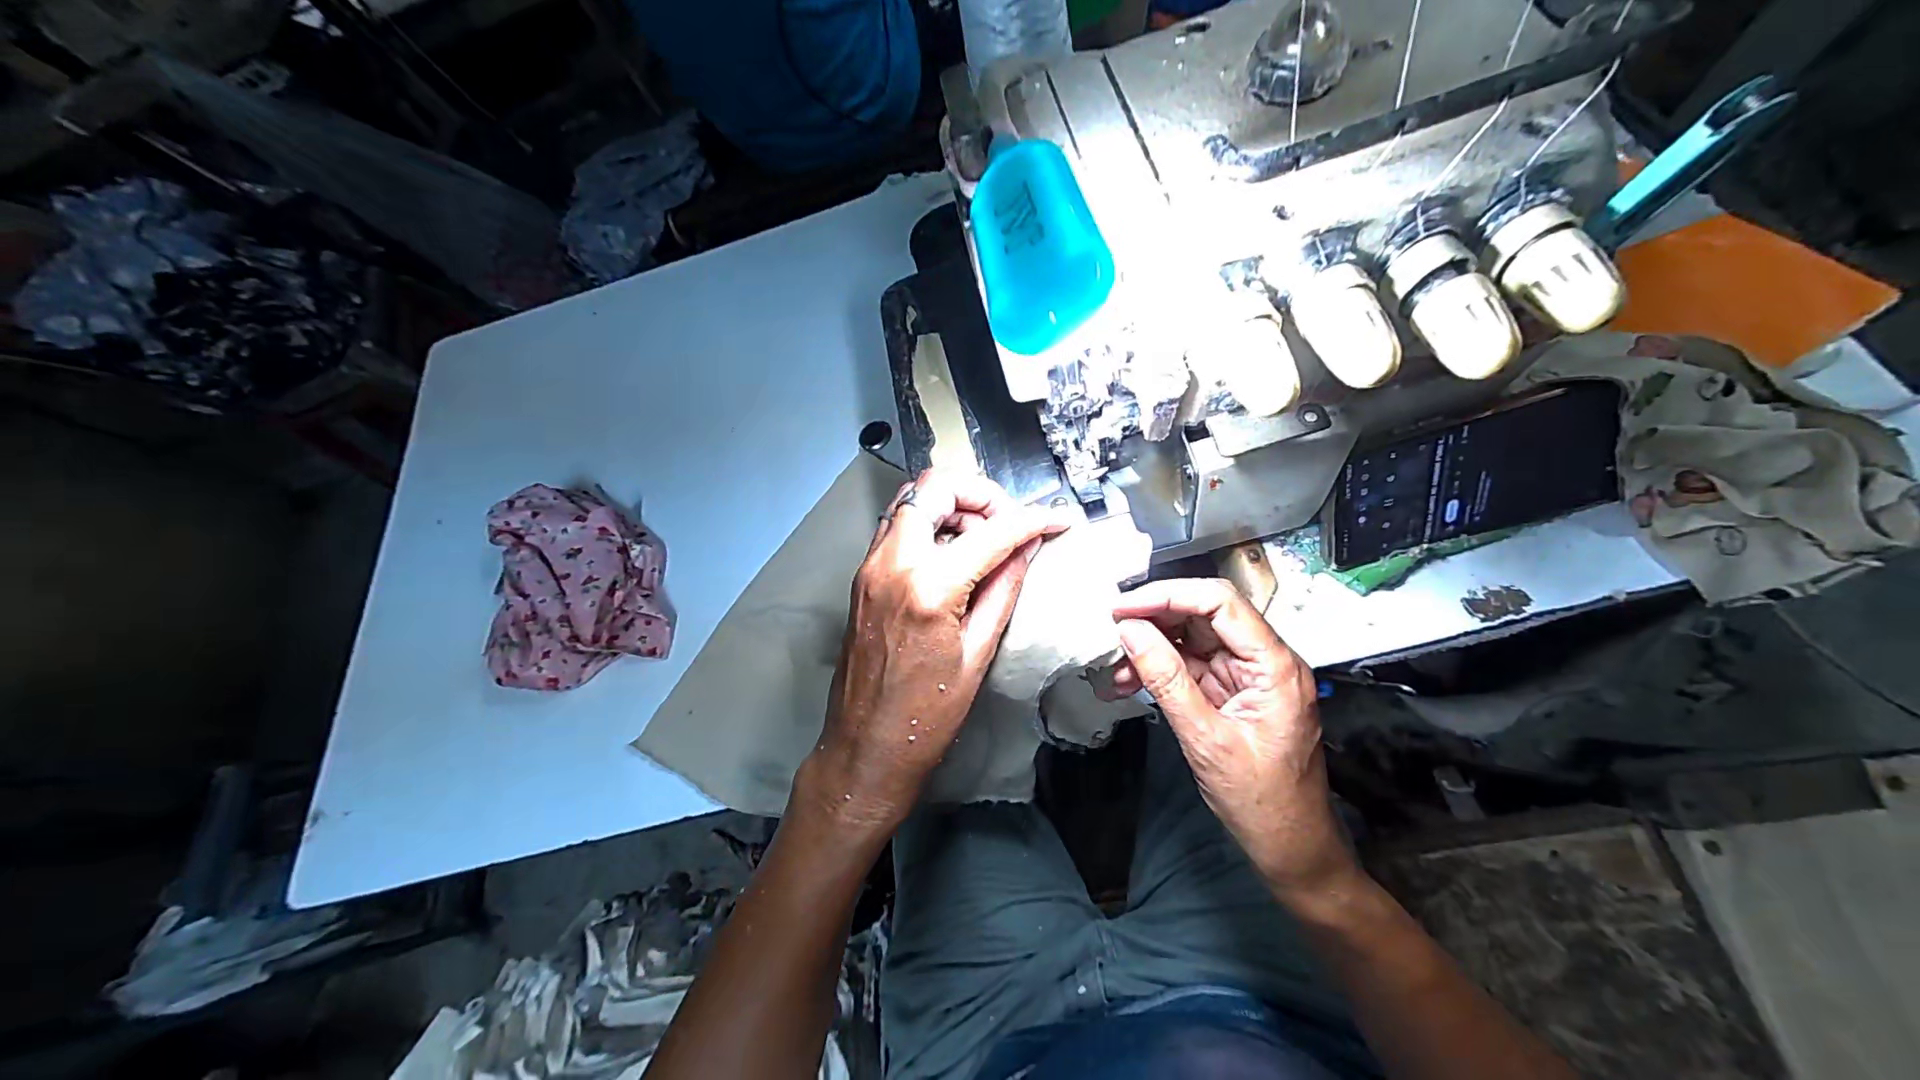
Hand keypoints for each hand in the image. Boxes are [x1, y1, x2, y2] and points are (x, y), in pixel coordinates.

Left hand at [798, 468, 1066, 836]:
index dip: (1032, 520)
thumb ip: (1003, 589)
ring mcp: (870, 568)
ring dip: (951, 505)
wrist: (865, 748)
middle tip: (1008, 522)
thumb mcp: (978, 653)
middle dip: (980, 494)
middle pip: (935, 486)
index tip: (1055, 521)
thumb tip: (1025, 548)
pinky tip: (953, 556)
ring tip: (984, 538)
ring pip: (910, 501)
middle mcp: (891, 565)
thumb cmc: (924, 718)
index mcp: (928, 588)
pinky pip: (896, 528)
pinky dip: (928, 524)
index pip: (991, 531)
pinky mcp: (862, 578)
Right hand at [1109, 579, 1359, 899]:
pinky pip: (1188, 666)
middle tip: (1114, 629)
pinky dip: (1158, 669)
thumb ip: (1167, 680)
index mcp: (1275, 666)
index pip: (1220, 603)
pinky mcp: (1230, 691)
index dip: (1169, 595)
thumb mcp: (1207, 740)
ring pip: (1190, 639)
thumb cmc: (1267, 804)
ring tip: (1118, 665)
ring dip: (1151, 647)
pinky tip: (1131, 679)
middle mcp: (1264, 662)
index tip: (1127, 606)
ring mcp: (1246, 676)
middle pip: (1204, 615)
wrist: (1290, 846)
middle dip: (1154, 619)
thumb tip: (1133, 633)